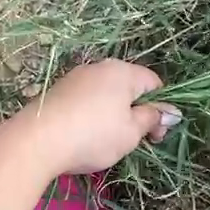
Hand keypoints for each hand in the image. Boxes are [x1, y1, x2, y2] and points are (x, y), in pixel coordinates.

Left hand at [6, 59, 181, 173]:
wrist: (37, 141)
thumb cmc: (94, 136)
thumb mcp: (131, 132)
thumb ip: (152, 119)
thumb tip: (172, 112)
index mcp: (122, 71)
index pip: (153, 83)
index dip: (161, 108)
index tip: (156, 135)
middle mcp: (99, 67)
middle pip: (129, 88)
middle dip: (137, 112)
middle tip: (135, 142)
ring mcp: (75, 78)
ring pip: (106, 95)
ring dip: (114, 115)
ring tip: (107, 142)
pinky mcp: (57, 91)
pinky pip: (86, 100)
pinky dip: (92, 116)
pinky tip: (84, 136)